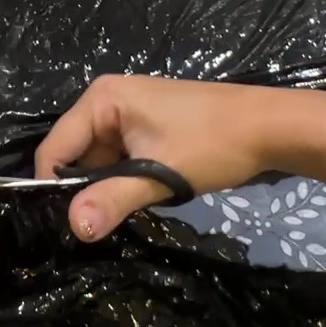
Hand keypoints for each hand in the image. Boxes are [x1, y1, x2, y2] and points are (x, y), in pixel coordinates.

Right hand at [33, 75, 297, 241]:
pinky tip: (147, 194)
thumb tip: (74, 227)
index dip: (56, 187)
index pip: (55, 148)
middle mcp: (107, 100)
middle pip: (76, 155)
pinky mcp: (146, 127)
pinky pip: (120, 159)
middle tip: (101, 225)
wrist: (270, 127)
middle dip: (88, 189)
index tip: (68, 226)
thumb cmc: (212, 143)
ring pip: (100, 161)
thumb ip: (112, 199)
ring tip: (130, 207)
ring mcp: (127, 113)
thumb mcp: (160, 175)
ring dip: (111, 187)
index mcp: (101, 99)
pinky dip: (128, 180)